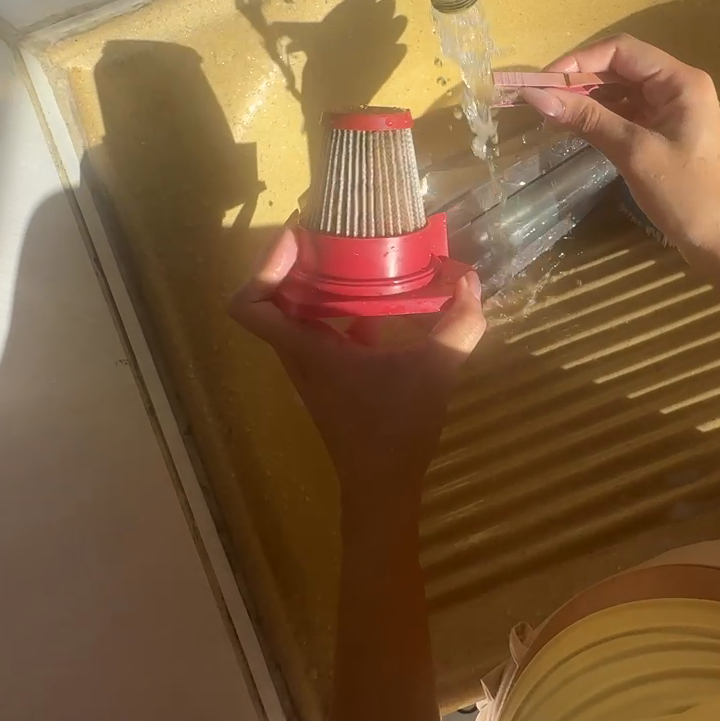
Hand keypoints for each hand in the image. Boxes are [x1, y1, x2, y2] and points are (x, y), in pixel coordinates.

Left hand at [228, 228, 486, 512]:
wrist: (383, 485)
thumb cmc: (398, 428)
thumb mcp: (437, 369)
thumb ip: (459, 324)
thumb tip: (470, 279)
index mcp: (309, 349)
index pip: (249, 306)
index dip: (263, 265)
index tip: (298, 239)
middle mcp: (300, 355)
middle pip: (273, 298)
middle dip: (296, 262)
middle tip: (332, 235)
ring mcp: (312, 367)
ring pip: (297, 314)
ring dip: (317, 284)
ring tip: (354, 257)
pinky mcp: (330, 377)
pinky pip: (321, 330)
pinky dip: (340, 310)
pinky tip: (380, 303)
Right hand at [520, 34, 719, 259]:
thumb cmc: (687, 194)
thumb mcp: (634, 153)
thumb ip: (588, 119)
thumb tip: (537, 97)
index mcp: (680, 82)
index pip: (622, 51)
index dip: (579, 61)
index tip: (542, 82)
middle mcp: (677, 88)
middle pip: (620, 69)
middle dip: (579, 80)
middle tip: (539, 100)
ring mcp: (671, 112)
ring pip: (620, 93)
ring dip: (586, 100)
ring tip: (550, 113)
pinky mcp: (664, 135)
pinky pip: (626, 115)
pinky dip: (599, 118)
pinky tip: (574, 127)